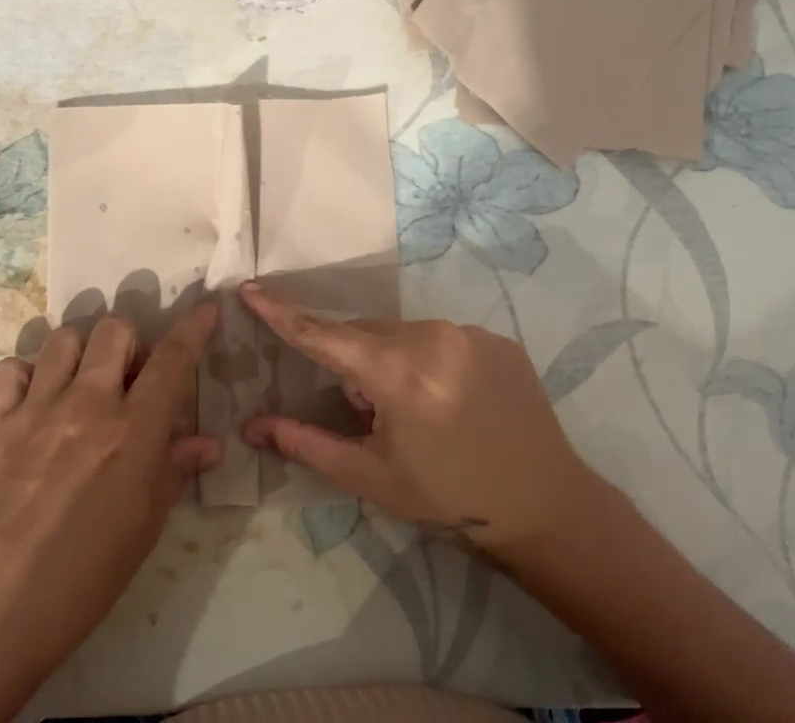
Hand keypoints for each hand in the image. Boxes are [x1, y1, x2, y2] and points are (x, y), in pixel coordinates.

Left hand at [0, 302, 221, 722]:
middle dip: (132, 343)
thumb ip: (174, 471)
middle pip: (114, 330)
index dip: (194, 327)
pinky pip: (13, 367)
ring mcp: (36, 408)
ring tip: (85, 384)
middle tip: (132, 378)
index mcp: (133, 431)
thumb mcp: (145, 527)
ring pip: (63, 338)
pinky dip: (30, 372)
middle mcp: (86, 404)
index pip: (172, 360)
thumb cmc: (87, 575)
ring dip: (82, 351)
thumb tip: (206, 443)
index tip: (207, 307)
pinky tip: (38, 400)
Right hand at [239, 283, 605, 554]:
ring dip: (389, 361)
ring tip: (415, 413)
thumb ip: (306, 444)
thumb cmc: (448, 497)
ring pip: (400, 334)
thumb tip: (251, 428)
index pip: (323, 334)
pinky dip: (426, 360)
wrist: (546, 505)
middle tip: (369, 413)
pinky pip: (438, 338)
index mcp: (398, 373)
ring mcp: (469, 334)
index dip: (281, 312)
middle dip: (351, 364)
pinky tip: (448, 401)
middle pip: (362, 334)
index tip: (248, 288)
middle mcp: (433, 339)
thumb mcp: (369, 477)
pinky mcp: (495, 339)